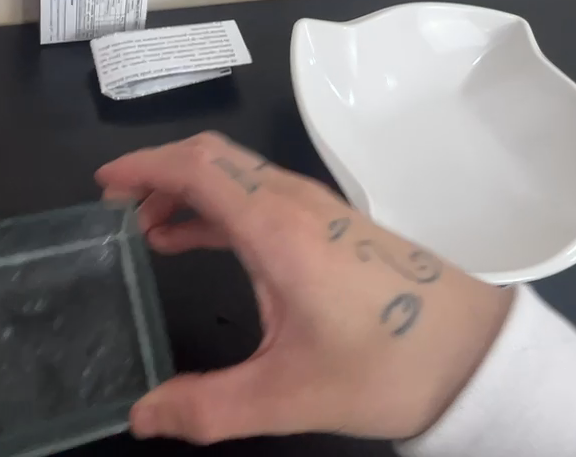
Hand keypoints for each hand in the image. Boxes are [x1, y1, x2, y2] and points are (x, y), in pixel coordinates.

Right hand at [95, 132, 512, 442]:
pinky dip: (213, 203)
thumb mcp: (289, 396)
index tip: (103, 182)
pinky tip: (192, 238)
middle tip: (114, 207)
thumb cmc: (382, 365)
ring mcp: (312, 205)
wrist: (471, 349)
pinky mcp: (325, 219)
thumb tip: (140, 418)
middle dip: (157, 172)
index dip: (145, 165)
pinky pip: (254, 192)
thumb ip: (208, 409)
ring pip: (234, 171)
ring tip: (144, 228)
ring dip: (185, 188)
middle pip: (212, 157)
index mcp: (276, 228)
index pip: (198, 167)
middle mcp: (291, 201)